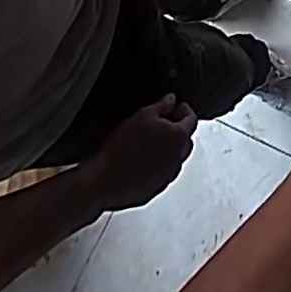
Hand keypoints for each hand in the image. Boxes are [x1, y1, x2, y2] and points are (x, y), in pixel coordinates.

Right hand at [76, 94, 198, 210]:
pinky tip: (144, 162)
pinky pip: (161, 175)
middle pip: (185, 140)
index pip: (191, 119)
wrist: (99, 183)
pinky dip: (157, 167)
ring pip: (175, 159)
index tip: (175, 107)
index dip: (183, 110)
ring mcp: (166, 177)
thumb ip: (161, 105)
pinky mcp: (152, 191)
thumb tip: (171, 100)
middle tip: (165, 124)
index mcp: (179, 137)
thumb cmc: (121, 147)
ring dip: (169, 150)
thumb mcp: (142, 116)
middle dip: (178, 130)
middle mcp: (178, 158)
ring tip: (154, 143)